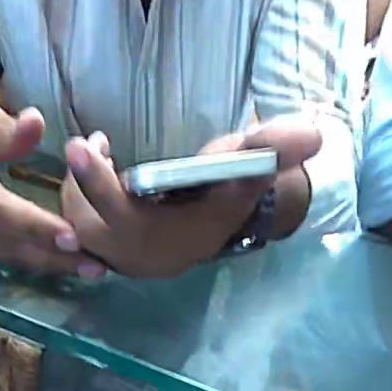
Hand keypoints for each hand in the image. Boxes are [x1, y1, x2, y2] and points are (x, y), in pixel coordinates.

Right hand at [0, 94, 101, 276]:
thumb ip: (3, 124)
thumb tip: (37, 125)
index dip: (33, 225)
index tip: (72, 236)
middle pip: (5, 241)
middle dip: (53, 256)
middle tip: (97, 266)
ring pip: (5, 254)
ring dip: (50, 266)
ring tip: (91, 270)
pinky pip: (2, 255)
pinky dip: (36, 262)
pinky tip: (66, 265)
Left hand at [59, 121, 319, 279]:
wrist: (218, 218)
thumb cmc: (230, 191)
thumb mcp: (250, 168)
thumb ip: (274, 151)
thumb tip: (315, 134)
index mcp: (168, 242)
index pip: (122, 216)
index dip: (97, 183)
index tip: (79, 145)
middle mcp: (138, 256)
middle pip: (87, 223)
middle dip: (82, 181)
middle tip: (90, 143)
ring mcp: (119, 256)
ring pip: (76, 222)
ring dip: (78, 185)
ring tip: (96, 148)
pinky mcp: (107, 248)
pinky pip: (76, 225)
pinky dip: (77, 195)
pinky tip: (95, 164)